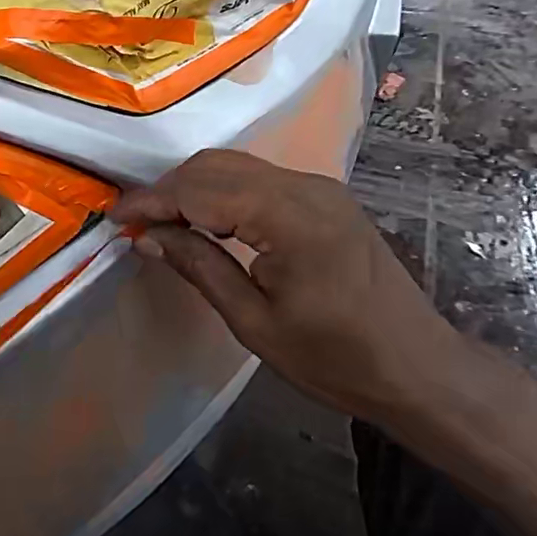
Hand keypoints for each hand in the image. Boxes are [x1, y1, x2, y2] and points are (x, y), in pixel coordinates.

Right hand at [112, 149, 459, 421]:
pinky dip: (220, 191)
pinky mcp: (324, 197)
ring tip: (162, 222)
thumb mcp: (254, 323)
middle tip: (136, 224)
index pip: (201, 191)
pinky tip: (204, 218)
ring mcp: (319, 187)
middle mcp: (305, 187)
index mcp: (290, 218)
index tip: (115, 219)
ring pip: (235, 166)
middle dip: (168, 189)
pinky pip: (258, 178)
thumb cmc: (336, 359)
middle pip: (216, 166)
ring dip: (192, 187)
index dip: (152, 202)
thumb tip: (147, 239)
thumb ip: (199, 267)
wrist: (421, 369)